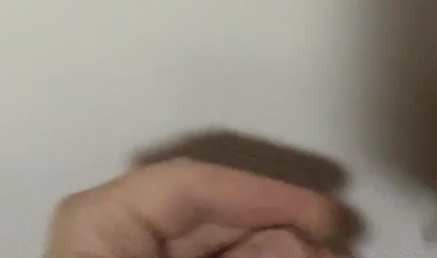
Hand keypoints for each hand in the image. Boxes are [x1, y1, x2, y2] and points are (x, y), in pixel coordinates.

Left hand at [46, 158, 345, 257]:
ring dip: (267, 254)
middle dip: (272, 229)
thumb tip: (303, 246)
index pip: (188, 185)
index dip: (262, 193)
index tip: (329, 216)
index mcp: (101, 221)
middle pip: (202, 217)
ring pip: (208, 252)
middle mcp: (113, 235)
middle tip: (335, 246)